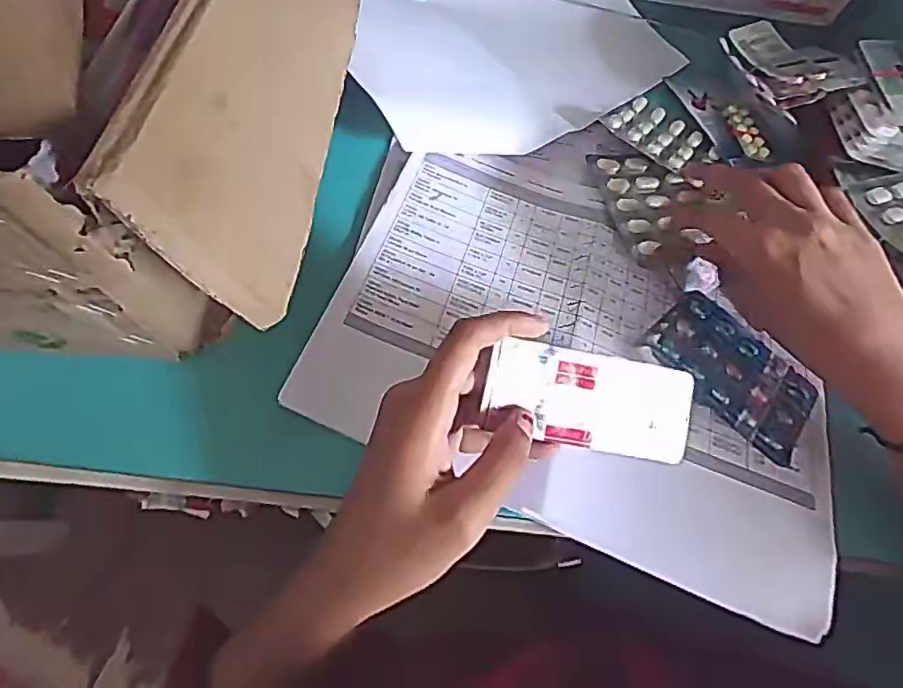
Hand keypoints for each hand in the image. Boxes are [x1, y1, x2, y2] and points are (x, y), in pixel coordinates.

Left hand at [214, 313, 551, 687]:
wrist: (346, 577)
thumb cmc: (395, 552)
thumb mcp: (463, 517)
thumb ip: (502, 464)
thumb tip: (527, 420)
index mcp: (420, 411)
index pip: (465, 342)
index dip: (505, 324)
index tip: (540, 328)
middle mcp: (413, 401)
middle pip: (472, 366)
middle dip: (517, 372)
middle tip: (555, 389)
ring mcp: (412, 415)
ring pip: (469, 391)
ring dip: (507, 405)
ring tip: (547, 424)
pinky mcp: (415, 432)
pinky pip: (459, 414)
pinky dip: (490, 426)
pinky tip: (522, 448)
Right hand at [672, 164, 902, 442]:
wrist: (882, 356)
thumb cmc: (817, 345)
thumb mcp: (762, 310)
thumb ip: (734, 273)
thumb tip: (714, 252)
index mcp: (764, 248)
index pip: (713, 218)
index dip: (687, 214)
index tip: (674, 214)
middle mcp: (793, 224)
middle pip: (745, 182)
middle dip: (714, 175)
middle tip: (697, 175)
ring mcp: (829, 220)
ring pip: (788, 175)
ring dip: (762, 175)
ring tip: (750, 183)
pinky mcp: (856, 226)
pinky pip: (827, 192)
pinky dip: (806, 190)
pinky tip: (799, 201)